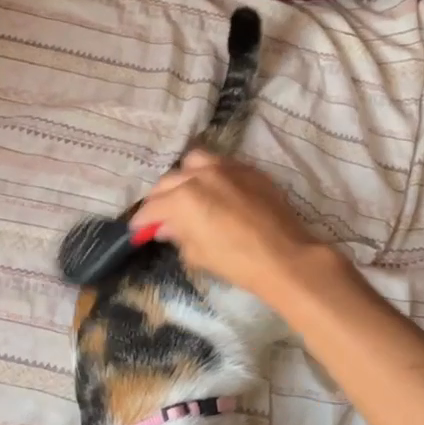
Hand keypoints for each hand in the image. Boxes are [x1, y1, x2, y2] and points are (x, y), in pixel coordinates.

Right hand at [133, 151, 334, 299]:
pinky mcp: (249, 170)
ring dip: (184, 177)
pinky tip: (213, 190)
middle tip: (160, 216)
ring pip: (194, 162)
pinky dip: (210, 174)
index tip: (138, 230)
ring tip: (186, 193)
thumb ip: (178, 236)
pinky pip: (221, 164)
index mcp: (183, 198)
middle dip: (160, 199)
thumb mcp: (198, 254)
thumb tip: (166, 228)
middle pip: (169, 181)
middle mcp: (201, 175)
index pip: (153, 207)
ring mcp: (227, 168)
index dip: (142, 221)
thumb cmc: (237, 262)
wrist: (285, 256)